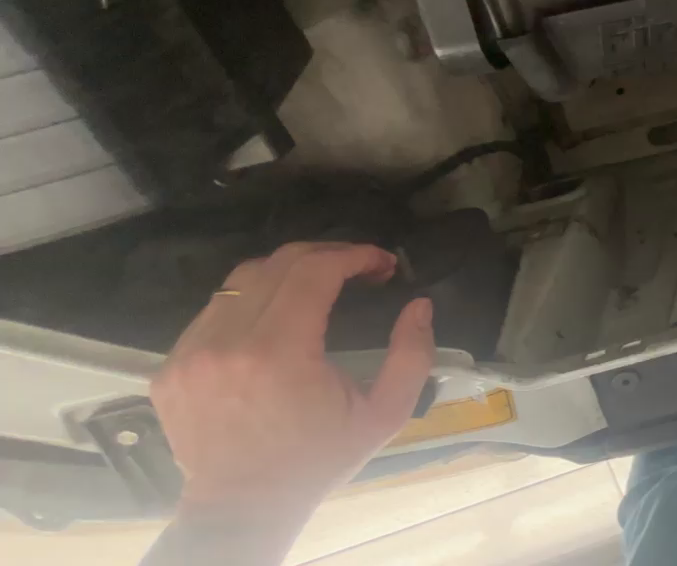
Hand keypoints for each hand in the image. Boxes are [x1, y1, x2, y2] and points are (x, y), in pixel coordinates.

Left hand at [151, 242, 435, 515]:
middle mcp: (225, 346)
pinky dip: (256, 298)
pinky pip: (216, 308)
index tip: (384, 265)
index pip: (314, 270)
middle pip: (277, 264)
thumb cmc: (320, 458)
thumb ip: (413, 353)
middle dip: (329, 255)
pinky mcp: (170, 368)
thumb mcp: (387, 411)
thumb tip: (419, 305)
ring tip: (322, 286)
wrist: (241, 508)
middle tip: (362, 270)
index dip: (357, 255)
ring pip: (242, 279)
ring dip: (290, 272)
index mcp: (278, 354)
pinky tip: (281, 315)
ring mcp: (189, 356)